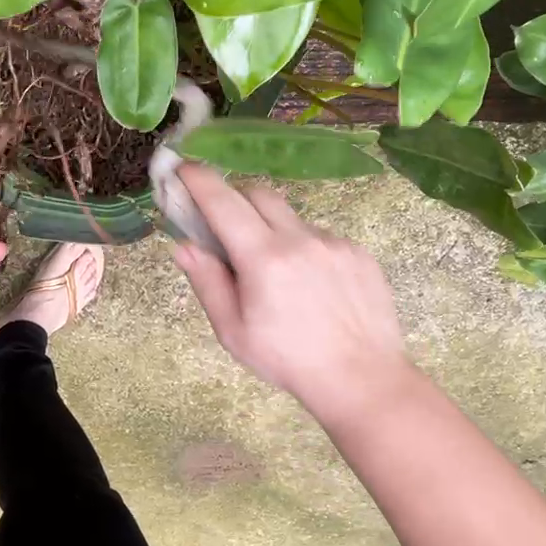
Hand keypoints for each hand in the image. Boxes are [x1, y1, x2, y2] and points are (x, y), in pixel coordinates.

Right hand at [171, 164, 413, 416]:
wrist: (362, 378)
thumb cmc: (286, 360)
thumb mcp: (232, 330)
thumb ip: (207, 282)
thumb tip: (183, 245)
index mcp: (263, 259)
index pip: (224, 202)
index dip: (199, 180)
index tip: (184, 167)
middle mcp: (300, 240)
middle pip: (258, 193)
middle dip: (235, 198)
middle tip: (224, 225)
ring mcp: (334, 243)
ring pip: (290, 217)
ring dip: (270, 229)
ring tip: (274, 273)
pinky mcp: (358, 252)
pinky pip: (319, 236)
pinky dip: (302, 248)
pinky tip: (308, 286)